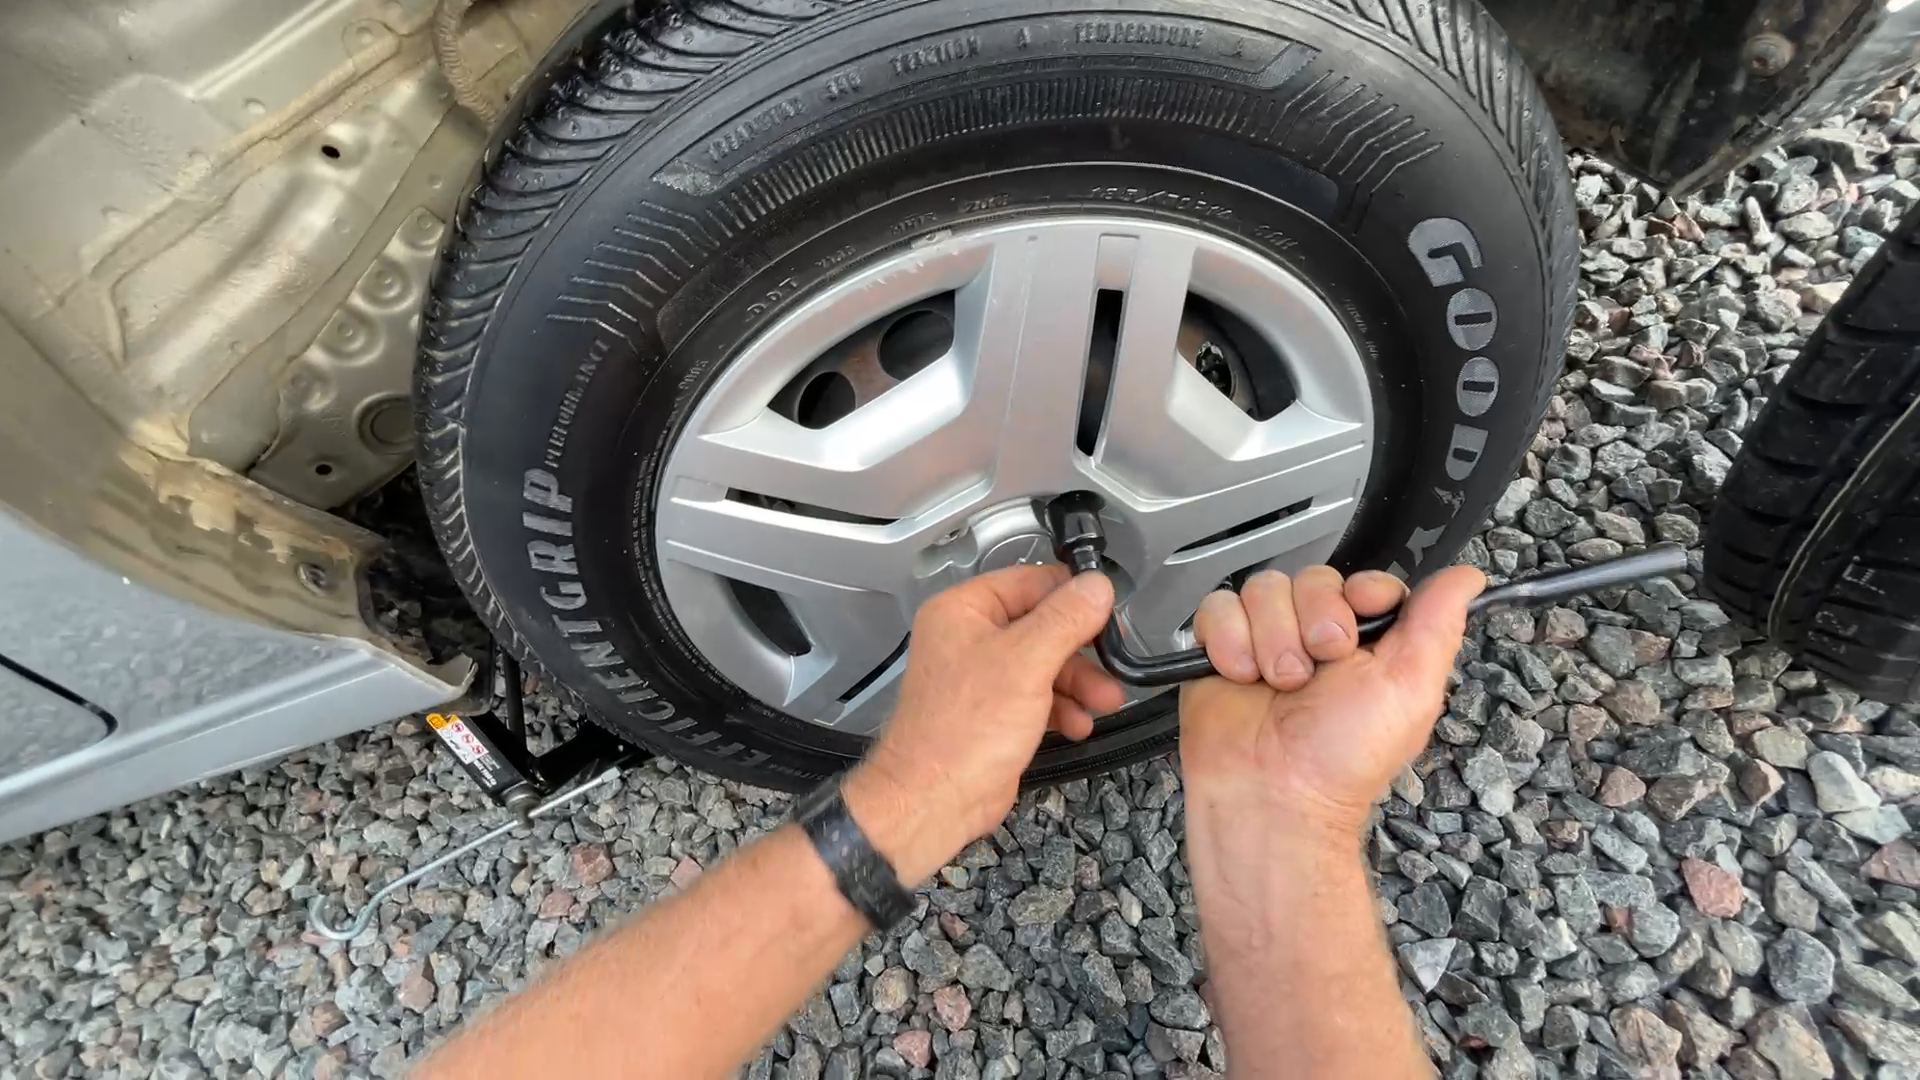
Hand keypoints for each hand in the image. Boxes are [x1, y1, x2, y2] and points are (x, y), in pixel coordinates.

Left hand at [844, 565, 1119, 881]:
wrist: (934, 801)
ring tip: (1104, 701)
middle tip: (1112, 663)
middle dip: (1080, 649)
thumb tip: (1097, 585)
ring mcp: (981, 677)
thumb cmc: (965, 728)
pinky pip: (1037, 697)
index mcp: (963, 610)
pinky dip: (1061, 708)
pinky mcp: (993, 712)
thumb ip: (1065, 620)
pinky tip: (1078, 724)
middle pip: (1041, 625)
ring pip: (1044, 664)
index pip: (1028, 581)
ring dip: (1078, 683)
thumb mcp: (1026, 662)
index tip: (1107, 611)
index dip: (1070, 595)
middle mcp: (969, 637)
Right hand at [1179, 564, 1483, 839]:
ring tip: (1275, 684)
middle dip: (1312, 624)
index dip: (1359, 594)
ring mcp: (1261, 635)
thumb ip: (1435, 626)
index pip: (1362, 581)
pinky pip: (1217, 607)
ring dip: (1271, 639)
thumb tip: (1468, 576)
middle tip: (1313, 673)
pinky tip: (1238, 676)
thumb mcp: (1408, 692)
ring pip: (1261, 589)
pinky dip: (1228, 641)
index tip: (1356, 630)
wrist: (1270, 790)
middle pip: (1308, 578)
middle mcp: (1310, 631)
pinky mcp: (1216, 643)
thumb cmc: (1342, 756)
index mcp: (1364, 641)